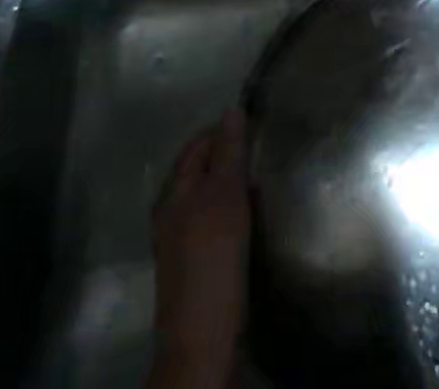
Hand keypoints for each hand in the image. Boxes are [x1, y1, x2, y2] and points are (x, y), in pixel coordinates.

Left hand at [148, 111, 248, 388]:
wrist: (204, 330)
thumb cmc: (214, 254)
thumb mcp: (225, 197)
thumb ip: (228, 154)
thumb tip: (232, 109)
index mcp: (174, 191)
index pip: (198, 143)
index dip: (226, 128)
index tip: (260, 122)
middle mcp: (171, 209)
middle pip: (200, 166)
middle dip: (230, 152)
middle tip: (267, 145)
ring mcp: (179, 235)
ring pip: (207, 191)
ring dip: (232, 178)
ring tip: (265, 172)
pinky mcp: (194, 256)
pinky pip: (213, 214)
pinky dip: (232, 203)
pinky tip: (253, 210)